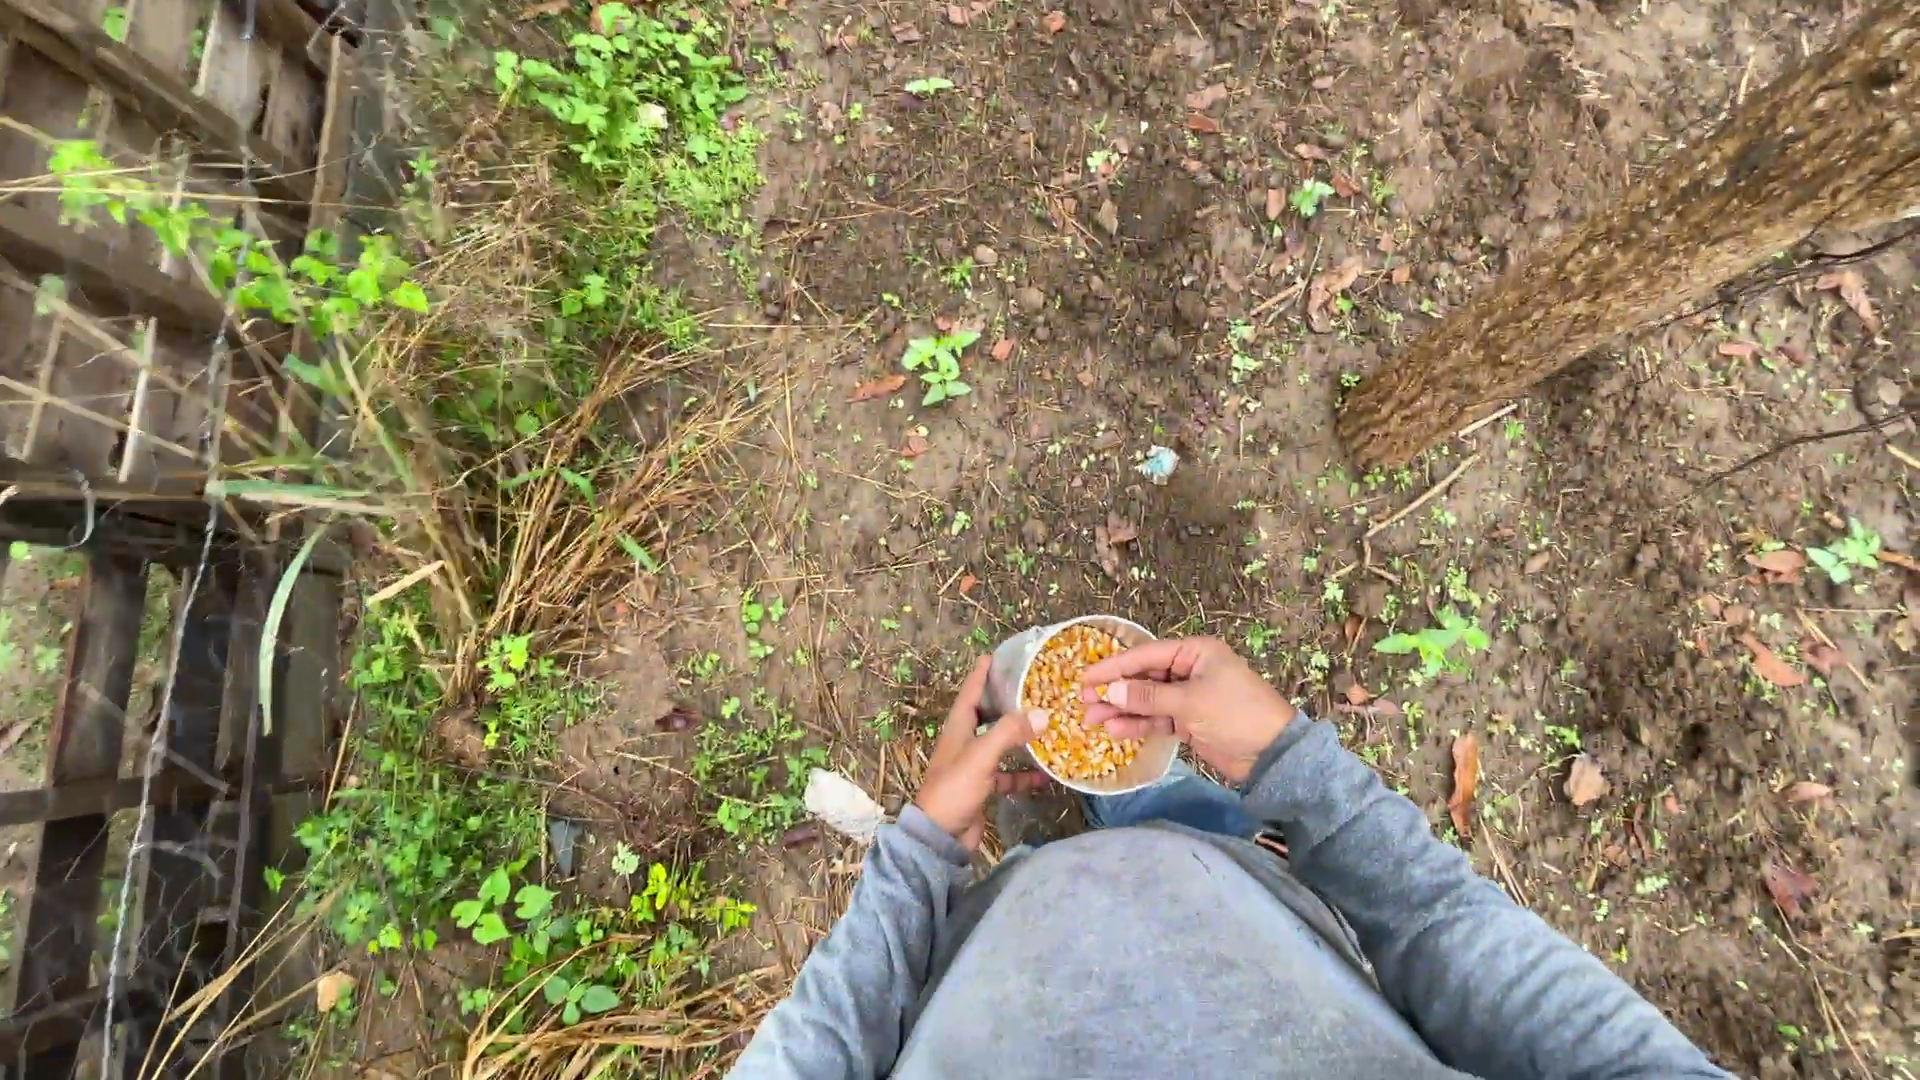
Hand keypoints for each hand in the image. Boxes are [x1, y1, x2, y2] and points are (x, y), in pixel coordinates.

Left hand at [914, 656, 1050, 849]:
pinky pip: (1006, 775)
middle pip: (986, 715)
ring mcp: (973, 765)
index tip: (995, 656)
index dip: (981, 674)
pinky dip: (1023, 774)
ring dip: (1019, 738)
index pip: (970, 693)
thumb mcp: (981, 756)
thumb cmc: (954, 789)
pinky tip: (1045, 776)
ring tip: (1045, 727)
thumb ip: (1009, 733)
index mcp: (958, 728)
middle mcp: (964, 742)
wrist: (939, 837)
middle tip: (1030, 688)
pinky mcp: (982, 787)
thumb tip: (1042, 714)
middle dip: (1005, 702)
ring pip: (999, 744)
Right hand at [1078, 637, 1295, 783]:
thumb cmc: (1236, 714)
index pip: (1144, 655)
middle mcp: (1189, 670)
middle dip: (1114, 691)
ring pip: (1146, 700)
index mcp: (1194, 653)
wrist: (1273, 755)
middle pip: (1143, 677)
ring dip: (1121, 710)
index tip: (1085, 678)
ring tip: (1092, 721)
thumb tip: (1109, 691)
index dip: (1113, 666)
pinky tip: (1115, 730)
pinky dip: (1137, 724)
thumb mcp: (1189, 702)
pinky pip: (1156, 718)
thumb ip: (1147, 696)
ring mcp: (1188, 697)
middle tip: (1083, 702)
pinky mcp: (1189, 721)